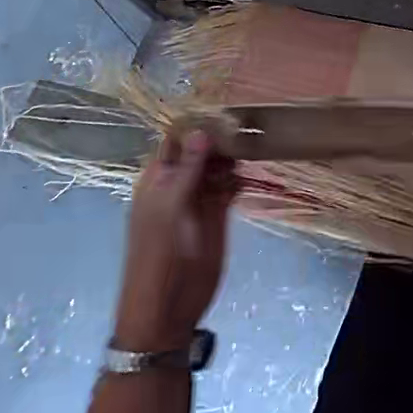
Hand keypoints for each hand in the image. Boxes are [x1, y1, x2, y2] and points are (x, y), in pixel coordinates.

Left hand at [112, 131, 237, 352]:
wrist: (166, 306)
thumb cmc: (159, 254)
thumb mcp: (170, 208)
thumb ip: (187, 170)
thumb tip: (200, 131)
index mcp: (158, 178)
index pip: (175, 140)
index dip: (195, 123)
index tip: (222, 106)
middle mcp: (179, 183)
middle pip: (200, 151)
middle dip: (219, 136)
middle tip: (247, 121)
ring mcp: (199, 199)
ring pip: (217, 167)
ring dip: (232, 155)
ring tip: (254, 140)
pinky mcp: (218, 215)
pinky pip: (229, 188)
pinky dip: (240, 177)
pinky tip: (253, 168)